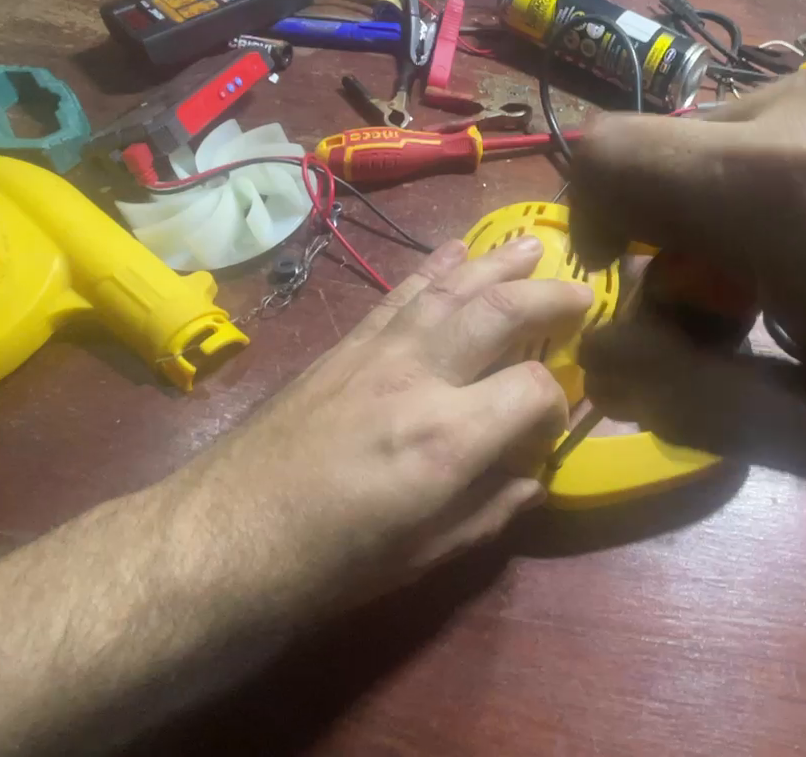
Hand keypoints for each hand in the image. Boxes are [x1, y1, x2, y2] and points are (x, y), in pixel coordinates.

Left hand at [163, 237, 591, 629]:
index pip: (533, 388)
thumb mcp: (426, 555)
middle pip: (499, 312)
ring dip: (498, 262)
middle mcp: (419, 377)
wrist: (222, 538)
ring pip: (451, 288)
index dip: (557, 403)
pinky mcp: (347, 345)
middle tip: (583, 296)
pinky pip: (401, 294)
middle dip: (550, 299)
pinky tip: (457, 251)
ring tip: (534, 244)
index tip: (552, 425)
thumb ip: (492, 508)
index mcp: (446, 439)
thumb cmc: (330, 562)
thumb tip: (535, 476)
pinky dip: (434, 267)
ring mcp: (379, 352)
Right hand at [570, 20, 805, 513]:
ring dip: (777, 187)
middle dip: (696, 224)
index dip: (592, 219)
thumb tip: (600, 354)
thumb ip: (697, 399)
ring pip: (775, 116)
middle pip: (693, 142)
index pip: (607, 155)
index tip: (644, 282)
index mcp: (789, 191)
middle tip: (776, 303)